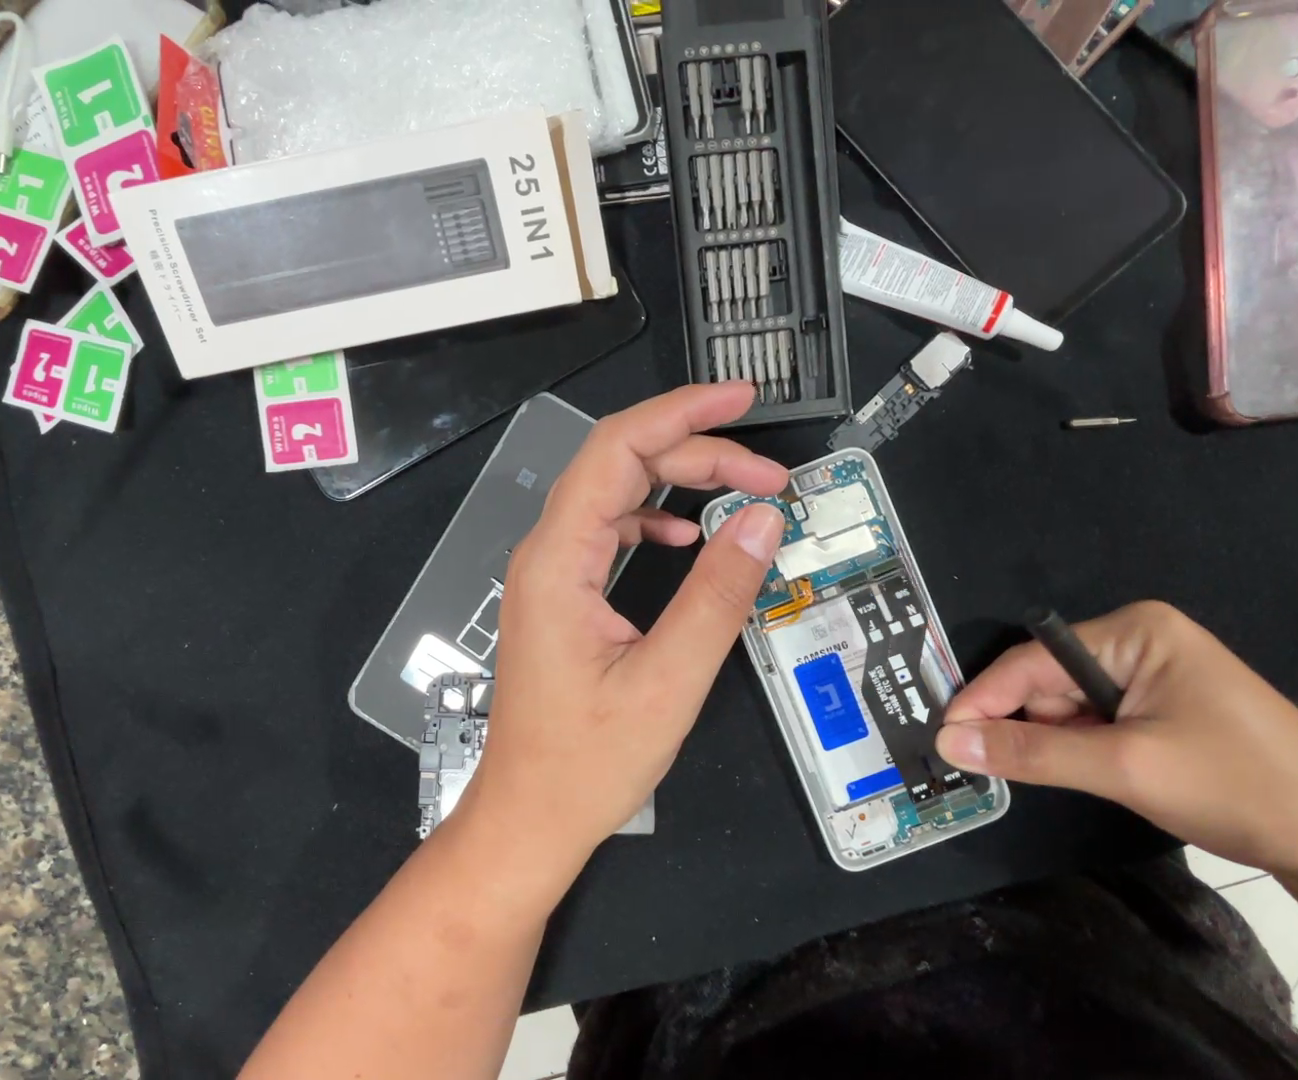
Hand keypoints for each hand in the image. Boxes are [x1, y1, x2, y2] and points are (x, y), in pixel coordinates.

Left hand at [458, 384, 787, 872]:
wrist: (529, 816)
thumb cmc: (585, 763)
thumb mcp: (667, 681)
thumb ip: (716, 595)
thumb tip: (762, 522)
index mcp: (558, 562)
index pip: (616, 450)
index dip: (681, 413)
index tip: (740, 400)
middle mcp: (546, 555)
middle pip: (619, 464)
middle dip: (697, 453)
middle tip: (768, 473)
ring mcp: (551, 574)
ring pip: (616, 494)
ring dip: (680, 483)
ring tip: (744, 494)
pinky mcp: (563, 596)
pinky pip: (609, 532)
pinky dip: (654, 519)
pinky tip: (686, 534)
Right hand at [936, 601, 1297, 875]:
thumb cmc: (1236, 785)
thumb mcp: (1122, 766)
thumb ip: (1029, 752)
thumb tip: (947, 742)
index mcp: (1135, 632)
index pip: (1033, 661)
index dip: (984, 700)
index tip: (943, 738)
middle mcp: (1140, 642)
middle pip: (1049, 682)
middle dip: (1023, 724)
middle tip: (987, 768)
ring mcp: (1155, 676)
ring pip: (1069, 706)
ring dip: (1052, 741)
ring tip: (1044, 777)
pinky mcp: (1165, 710)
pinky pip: (1097, 722)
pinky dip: (1078, 749)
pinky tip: (1082, 774)